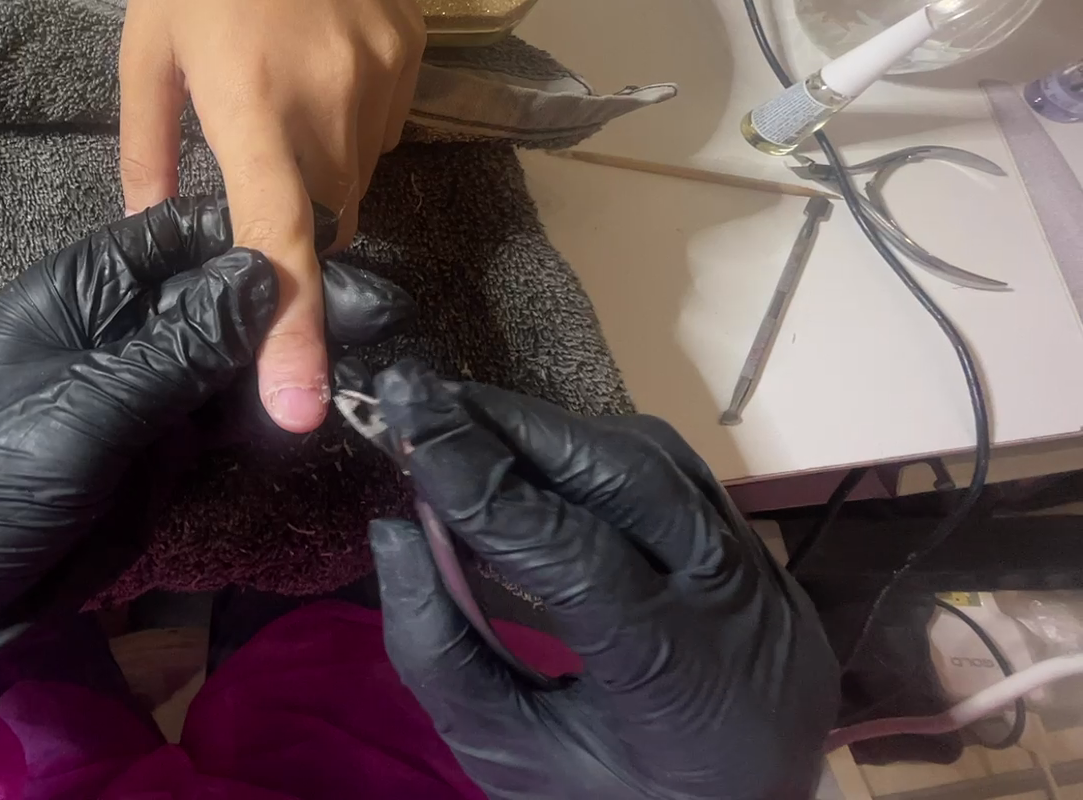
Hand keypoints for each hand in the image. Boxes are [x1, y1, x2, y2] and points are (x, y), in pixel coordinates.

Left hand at [0, 199, 409, 791]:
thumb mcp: (80, 413)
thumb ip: (175, 350)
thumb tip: (265, 272)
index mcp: (84, 287)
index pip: (183, 234)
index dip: (256, 233)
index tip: (335, 239)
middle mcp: (123, 322)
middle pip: (221, 295)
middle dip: (292, 302)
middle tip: (384, 310)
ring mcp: (148, 384)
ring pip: (233, 356)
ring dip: (292, 360)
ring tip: (375, 357)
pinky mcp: (164, 442)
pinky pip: (227, 413)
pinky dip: (267, 414)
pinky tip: (315, 414)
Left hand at [119, 0, 422, 434]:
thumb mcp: (144, 50)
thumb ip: (147, 150)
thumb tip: (155, 227)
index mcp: (252, 103)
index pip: (280, 237)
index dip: (289, 329)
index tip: (295, 405)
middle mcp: (334, 105)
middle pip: (323, 223)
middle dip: (288, 235)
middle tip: (246, 192)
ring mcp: (387, 83)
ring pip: (354, 184)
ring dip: (312, 181)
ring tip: (272, 115)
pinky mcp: (415, 61)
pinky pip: (377, 139)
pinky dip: (340, 141)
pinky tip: (308, 86)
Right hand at [366, 363, 839, 799]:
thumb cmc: (596, 799)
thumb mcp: (494, 747)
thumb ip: (432, 643)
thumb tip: (394, 524)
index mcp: (681, 688)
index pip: (573, 555)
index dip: (481, 483)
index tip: (403, 424)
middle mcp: (744, 616)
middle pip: (627, 479)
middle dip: (512, 426)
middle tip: (422, 398)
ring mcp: (763, 577)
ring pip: (653, 457)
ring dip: (547, 428)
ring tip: (463, 421)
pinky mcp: (755, 553)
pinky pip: (667, 467)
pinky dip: (584, 445)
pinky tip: (529, 454)